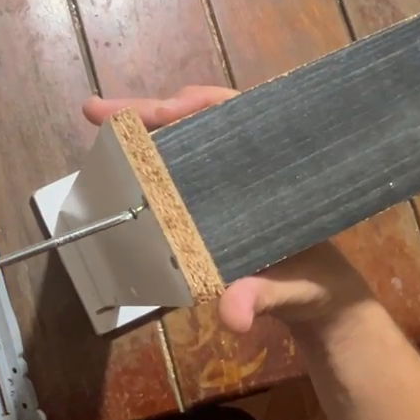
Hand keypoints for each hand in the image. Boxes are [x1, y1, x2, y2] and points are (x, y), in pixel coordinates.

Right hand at [82, 87, 380, 341]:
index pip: (239, 118)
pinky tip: (120, 152)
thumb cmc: (313, 287)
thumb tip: (232, 313)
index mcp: (278, 171)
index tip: (166, 108)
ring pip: (185, 137)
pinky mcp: (213, 195)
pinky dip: (149, 153)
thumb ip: (264, 297)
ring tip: (101, 117)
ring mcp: (229, 176)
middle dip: (150, 110)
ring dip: (144, 125)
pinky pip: (180, 164)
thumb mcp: (292, 292)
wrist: (319, 301)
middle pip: (199, 121)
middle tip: (100, 110)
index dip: (202, 105)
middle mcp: (250, 163)